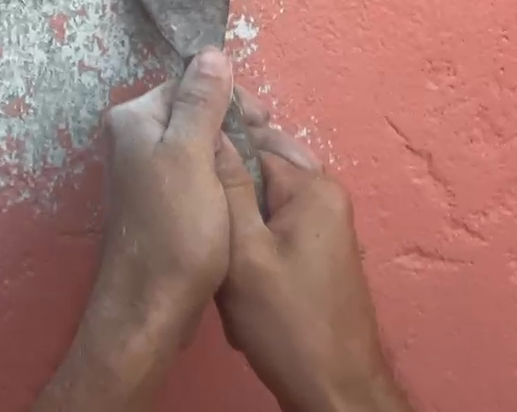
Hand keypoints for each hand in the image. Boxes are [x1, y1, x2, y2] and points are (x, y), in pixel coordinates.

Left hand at [34, 48, 241, 410]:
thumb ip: (201, 102)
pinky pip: (194, 168)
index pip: (187, 83)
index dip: (228, 95)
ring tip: (261, 166)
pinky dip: (220, 171)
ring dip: (230, 147)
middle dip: (232, 121)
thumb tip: (211, 52)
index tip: (265, 118)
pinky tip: (241, 187)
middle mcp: (132, 136)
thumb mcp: (192, 155)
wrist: (150, 304)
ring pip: (195, 141)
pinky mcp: (158, 197)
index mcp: (134, 118)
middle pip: (191, 110)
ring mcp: (143, 168)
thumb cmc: (174, 228)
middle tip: (269, 144)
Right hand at [217, 91, 408, 411]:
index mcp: (312, 186)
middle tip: (199, 208)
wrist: (334, 393)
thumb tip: (212, 131)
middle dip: (228, 183)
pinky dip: (251, 234)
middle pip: (259, 165)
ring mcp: (324, 220)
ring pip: (262, 194)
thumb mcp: (244, 252)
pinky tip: (235, 263)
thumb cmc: (286, 322)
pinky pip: (273, 218)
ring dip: (237, 213)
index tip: (183, 174)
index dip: (214, 156)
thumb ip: (228, 187)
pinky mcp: (316, 245)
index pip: (250, 142)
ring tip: (216, 239)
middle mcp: (324, 194)